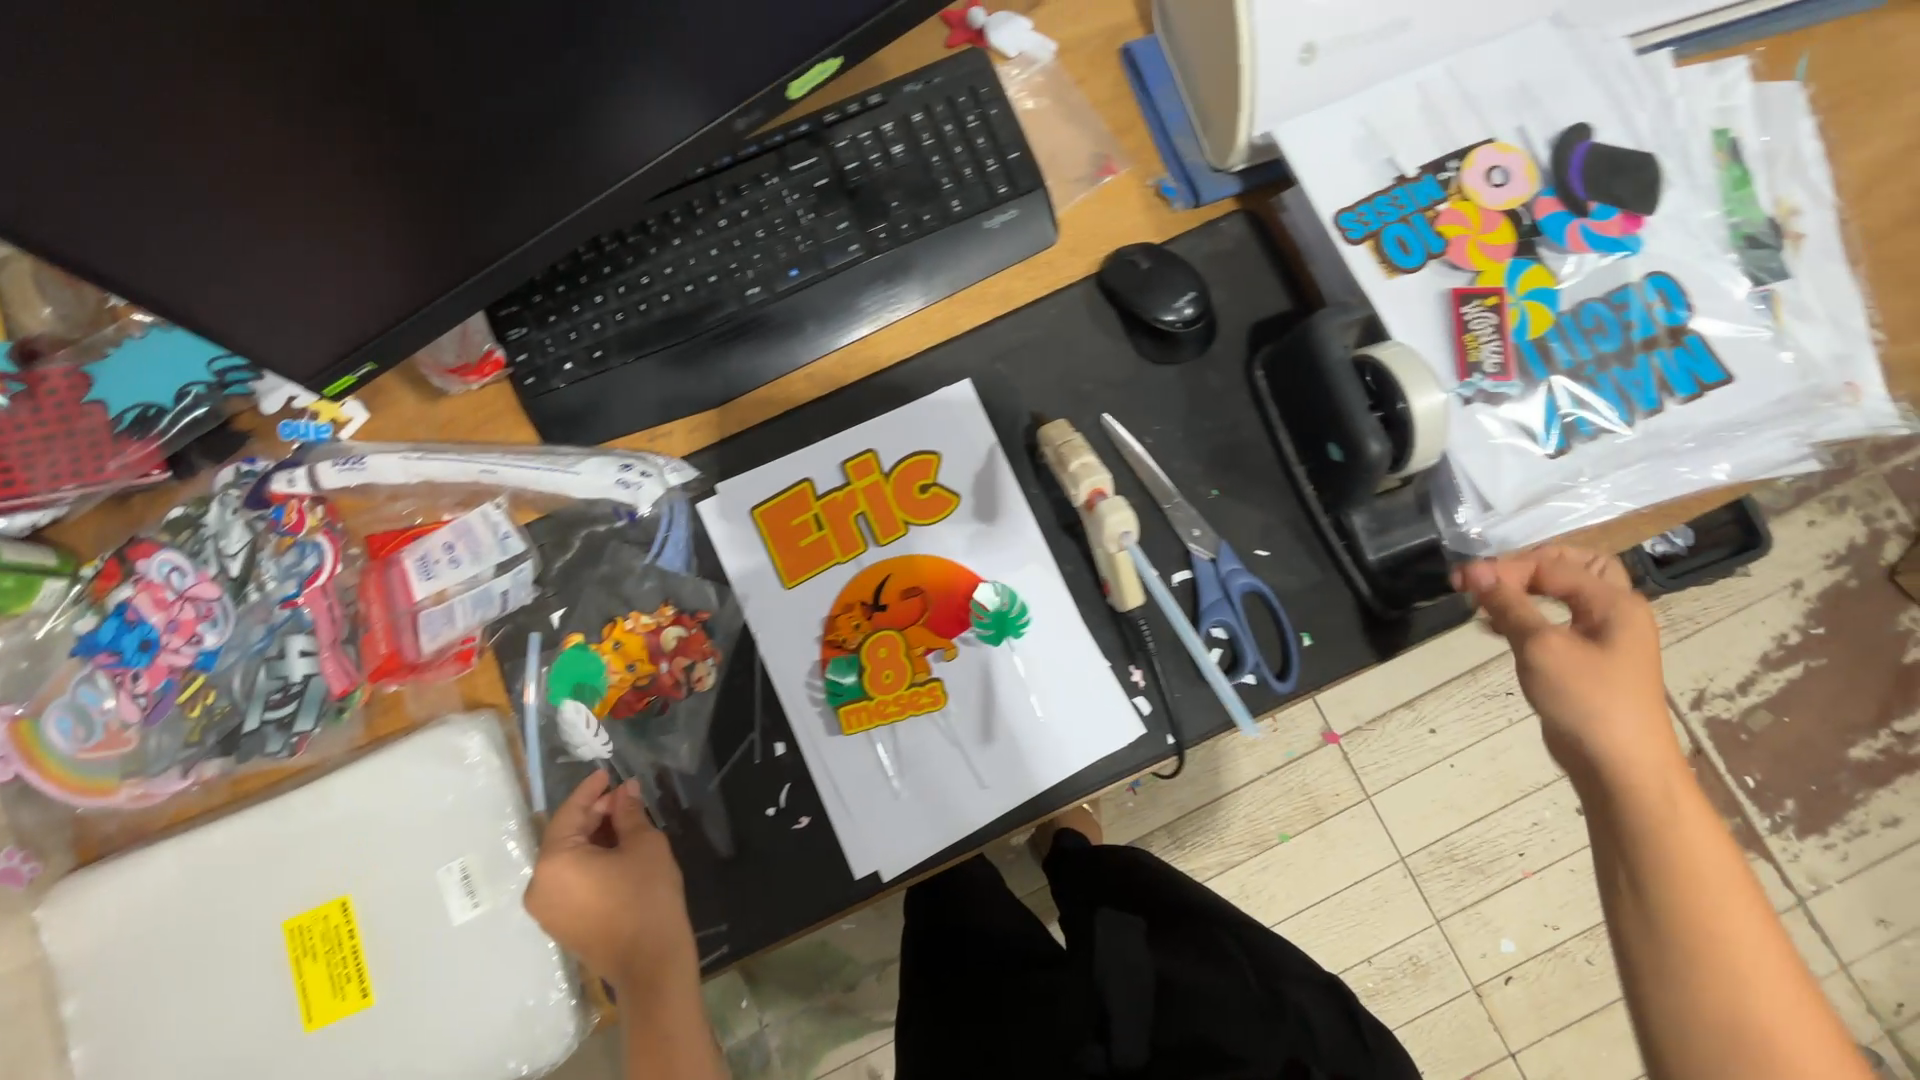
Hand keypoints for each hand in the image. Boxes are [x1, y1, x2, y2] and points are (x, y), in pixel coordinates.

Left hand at [524, 772, 698, 997]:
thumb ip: (629, 813)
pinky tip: (616, 852)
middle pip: (564, 836)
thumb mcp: (644, 845)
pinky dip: (589, 862)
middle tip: (625, 798)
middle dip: (595, 815)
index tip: (607, 773)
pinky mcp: (559, 924)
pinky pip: (569, 880)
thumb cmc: (647, 897)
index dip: (590, 790)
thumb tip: (626, 791)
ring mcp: (546, 909)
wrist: (650, 962)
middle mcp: (539, 885)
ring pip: (567, 860)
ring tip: (625, 822)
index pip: (568, 813)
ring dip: (593, 838)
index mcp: (554, 861)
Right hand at [1453, 546, 1680, 785]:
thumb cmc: (1585, 700)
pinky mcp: (1587, 660)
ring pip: (1564, 594)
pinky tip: (1495, 626)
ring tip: (1484, 601)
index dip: (1504, 568)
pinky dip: (1526, 615)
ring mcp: (1603, 637)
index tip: (1461, 580)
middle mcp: (1614, 611)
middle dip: (1526, 566)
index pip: (1551, 566)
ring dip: (1524, 590)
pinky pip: (1556, 621)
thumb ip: (1508, 605)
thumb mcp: (1540, 647)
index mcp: (1614, 601)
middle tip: (1488, 578)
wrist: (1618, 765)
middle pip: (1572, 567)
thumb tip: (1474, 571)